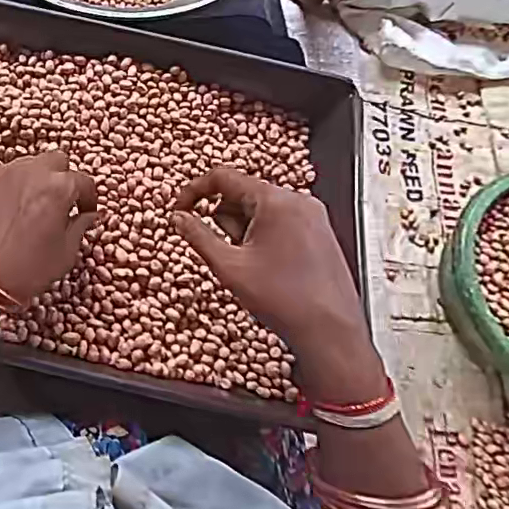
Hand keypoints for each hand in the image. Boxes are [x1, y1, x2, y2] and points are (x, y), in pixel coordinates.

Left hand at [0, 150, 97, 306]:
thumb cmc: (20, 272)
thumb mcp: (64, 255)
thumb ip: (79, 227)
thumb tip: (86, 216)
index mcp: (58, 187)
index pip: (83, 181)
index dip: (88, 197)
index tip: (85, 210)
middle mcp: (29, 172)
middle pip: (55, 161)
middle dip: (61, 179)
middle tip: (60, 204)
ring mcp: (0, 175)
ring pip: (26, 166)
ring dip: (34, 181)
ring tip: (32, 209)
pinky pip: (1, 178)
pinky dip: (8, 189)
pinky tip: (6, 214)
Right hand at [170, 168, 383, 404]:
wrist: (330, 331)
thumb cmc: (285, 300)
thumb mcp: (228, 266)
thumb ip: (197, 235)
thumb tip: (179, 218)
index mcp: (276, 201)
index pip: (223, 177)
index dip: (194, 192)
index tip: (180, 210)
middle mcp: (298, 201)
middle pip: (242, 193)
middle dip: (224, 220)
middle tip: (226, 253)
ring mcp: (312, 216)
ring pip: (259, 209)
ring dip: (242, 231)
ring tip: (249, 265)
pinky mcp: (319, 232)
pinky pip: (278, 222)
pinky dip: (260, 238)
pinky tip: (264, 267)